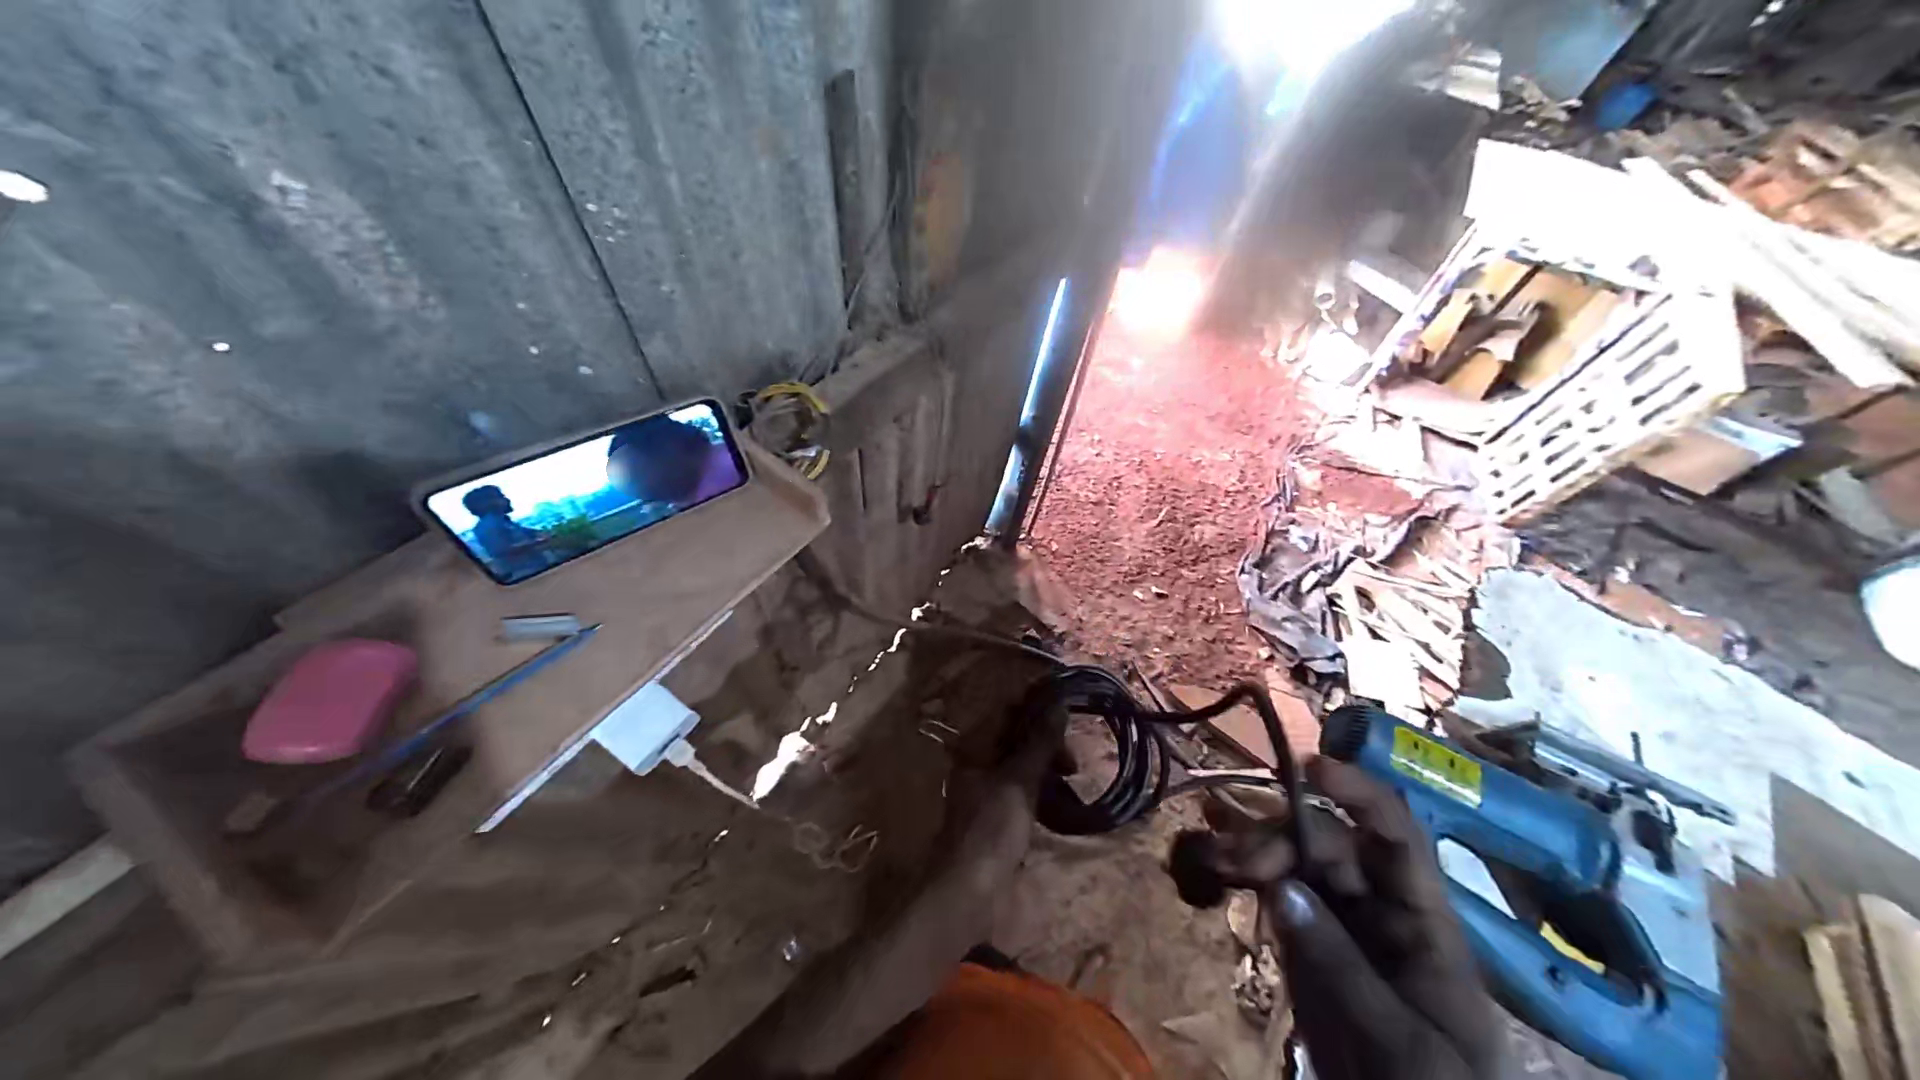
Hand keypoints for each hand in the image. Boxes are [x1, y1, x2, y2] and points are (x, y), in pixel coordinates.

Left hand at [938, 696, 1065, 891]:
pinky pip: (1022, 790)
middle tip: (1072, 761)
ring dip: (1046, 765)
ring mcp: (985, 790)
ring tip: (1071, 778)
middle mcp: (977, 762)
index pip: (1007, 712)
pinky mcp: (996, 816)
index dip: (1037, 707)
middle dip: (1046, 742)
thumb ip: (1039, 743)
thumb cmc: (991, 829)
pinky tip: (1060, 798)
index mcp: (974, 747)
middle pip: (1015, 738)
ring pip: (1020, 765)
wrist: (969, 891)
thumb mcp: (1019, 781)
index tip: (1069, 710)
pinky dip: (1040, 788)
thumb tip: (1060, 704)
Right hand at [1171, 758, 1499, 1079]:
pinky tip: (1208, 864)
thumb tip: (1280, 887)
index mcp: (1421, 920)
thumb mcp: (1398, 1039)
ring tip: (1206, 856)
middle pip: (1325, 844)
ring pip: (1291, 863)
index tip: (1310, 765)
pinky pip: (1271, 894)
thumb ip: (1338, 962)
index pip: (1395, 836)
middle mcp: (1377, 906)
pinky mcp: (1306, 944)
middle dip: (1276, 839)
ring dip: (1249, 851)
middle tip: (1229, 859)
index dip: (1359, 793)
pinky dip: (1239, 875)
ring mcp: (1338, 924)